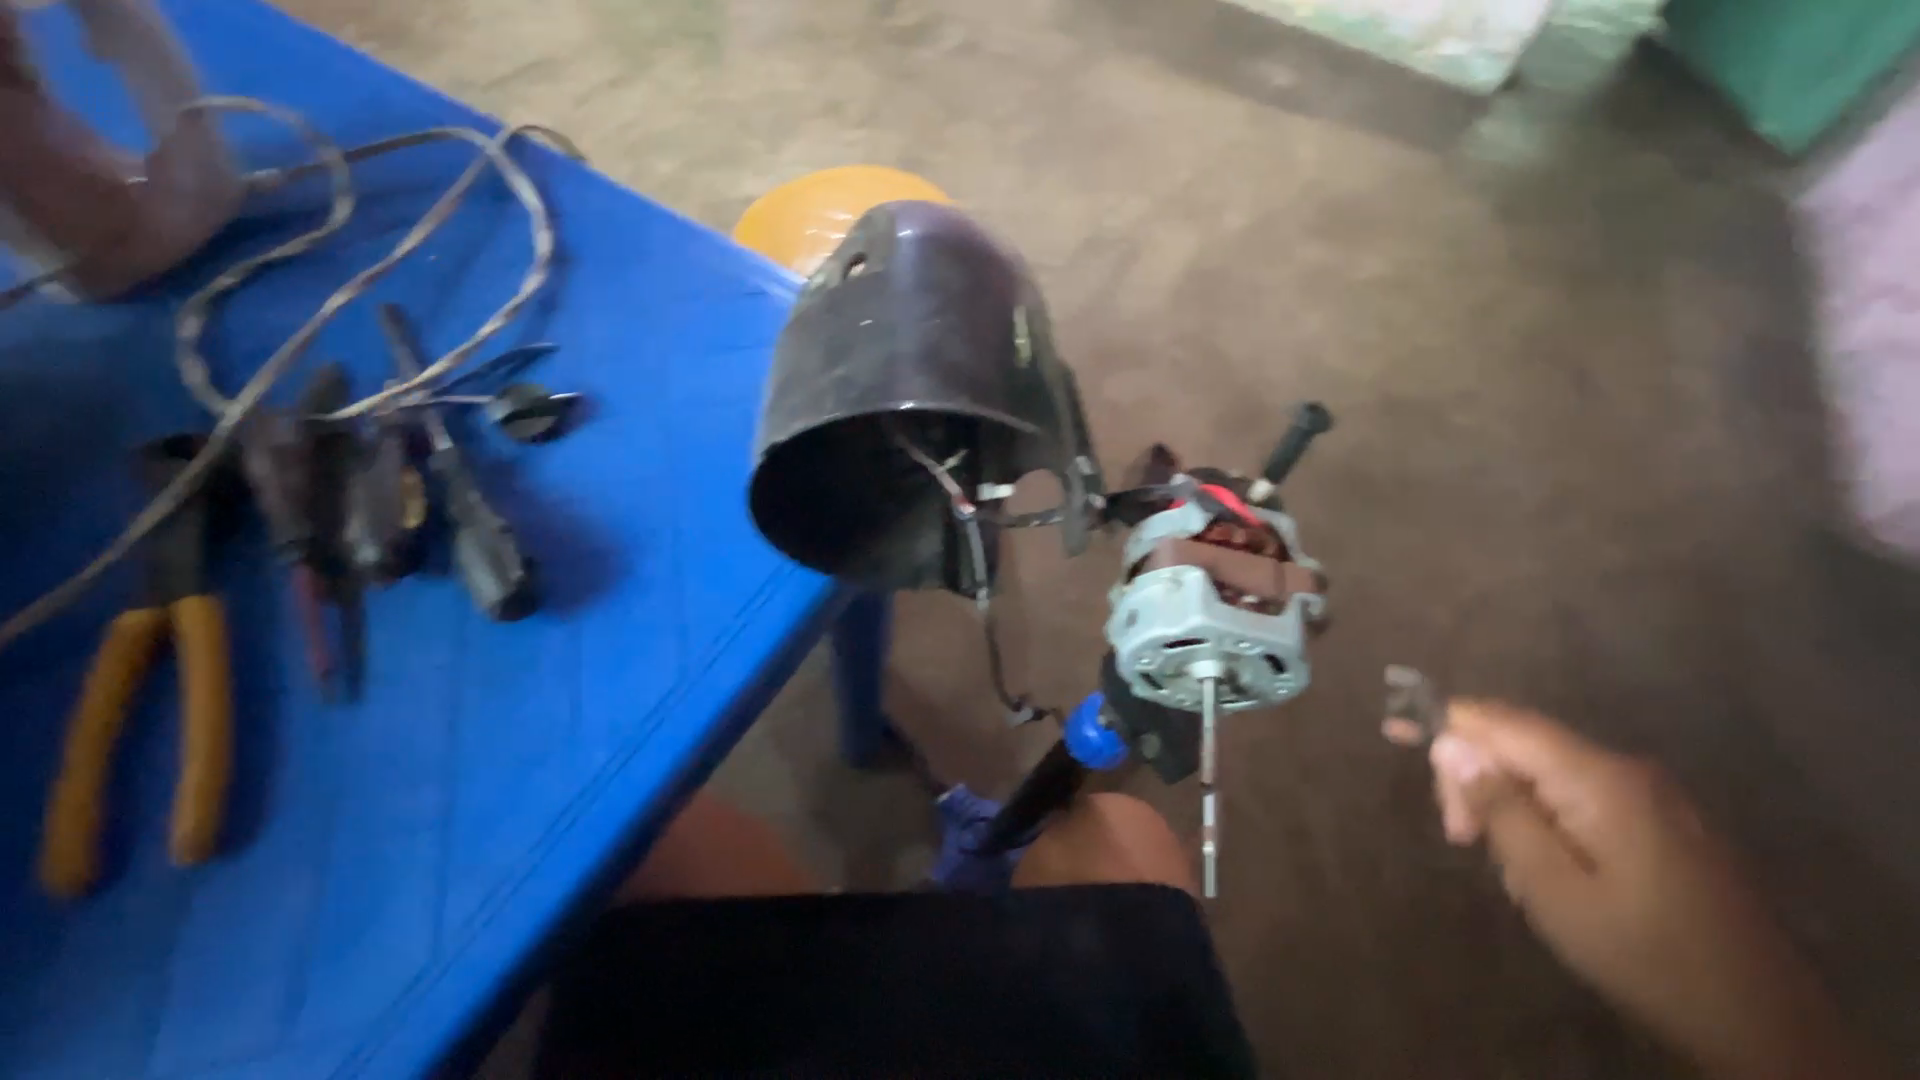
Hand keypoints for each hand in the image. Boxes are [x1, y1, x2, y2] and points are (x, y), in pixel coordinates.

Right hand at [1428, 700, 1884, 1079]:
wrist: (1765, 1024)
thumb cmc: (1644, 953)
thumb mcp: (1551, 887)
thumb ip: (1499, 808)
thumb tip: (1449, 743)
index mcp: (1599, 779)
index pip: (1502, 723)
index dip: (1444, 721)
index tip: (1393, 735)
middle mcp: (1626, 771)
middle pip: (1522, 744)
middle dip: (1477, 778)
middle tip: (1459, 839)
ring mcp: (1651, 796)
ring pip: (1547, 772)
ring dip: (1508, 805)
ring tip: (1508, 869)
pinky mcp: (1661, 822)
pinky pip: (1578, 796)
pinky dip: (1542, 818)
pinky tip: (1542, 867)